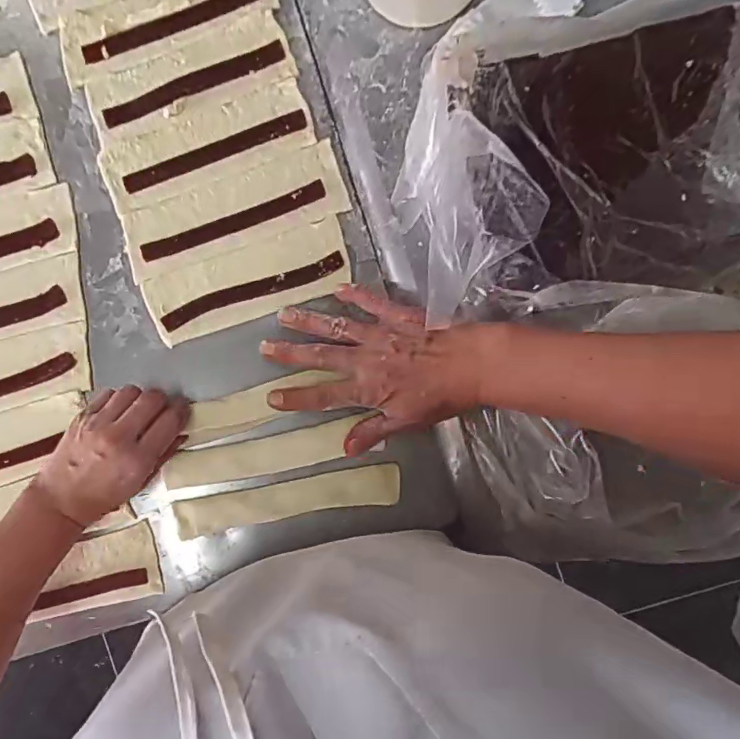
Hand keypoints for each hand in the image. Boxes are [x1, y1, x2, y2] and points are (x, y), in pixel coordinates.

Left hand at [33, 386, 187, 526]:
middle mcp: (118, 438)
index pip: (169, 421)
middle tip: (162, 410)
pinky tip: (117, 412)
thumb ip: (162, 456)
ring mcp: (98, 424)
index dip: (181, 411)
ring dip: (140, 399)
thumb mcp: (139, 484)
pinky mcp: (82, 416)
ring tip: (138, 411)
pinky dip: (118, 400)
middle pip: (153, 398)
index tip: (182, 410)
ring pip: (131, 391)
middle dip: (163, 401)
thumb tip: (180, 433)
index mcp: (136, 460)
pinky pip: (108, 394)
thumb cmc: (101, 498)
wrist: (61, 498)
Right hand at [260, 284, 495, 454]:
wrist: (475, 363)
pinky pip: (373, 304)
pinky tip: (337, 289)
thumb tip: (346, 449)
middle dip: (290, 353)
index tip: (271, 397)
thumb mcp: (406, 421)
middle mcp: (365, 360)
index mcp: (366, 388)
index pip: (323, 397)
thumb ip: (373, 432)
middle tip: (264, 347)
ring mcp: (380, 335)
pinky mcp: (398, 317)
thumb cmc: (442, 397)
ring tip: (284, 314)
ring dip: (309, 321)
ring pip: (337, 327)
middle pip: (320, 356)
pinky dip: (355, 296)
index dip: (296, 398)